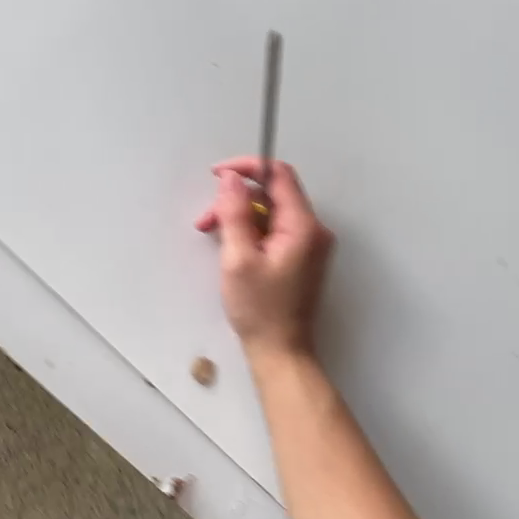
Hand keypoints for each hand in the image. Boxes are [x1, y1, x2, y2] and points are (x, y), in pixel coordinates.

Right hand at [194, 157, 333, 359]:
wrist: (281, 351)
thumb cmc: (260, 310)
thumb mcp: (238, 258)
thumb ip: (234, 213)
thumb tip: (231, 179)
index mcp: (303, 226)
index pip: (278, 176)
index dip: (247, 167)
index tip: (218, 174)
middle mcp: (313, 230)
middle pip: (272, 195)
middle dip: (235, 200)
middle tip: (206, 220)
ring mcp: (309, 245)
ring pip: (270, 213)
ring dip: (239, 217)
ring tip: (211, 234)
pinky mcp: (300, 258)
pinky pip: (274, 231)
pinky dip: (250, 232)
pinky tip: (230, 246)